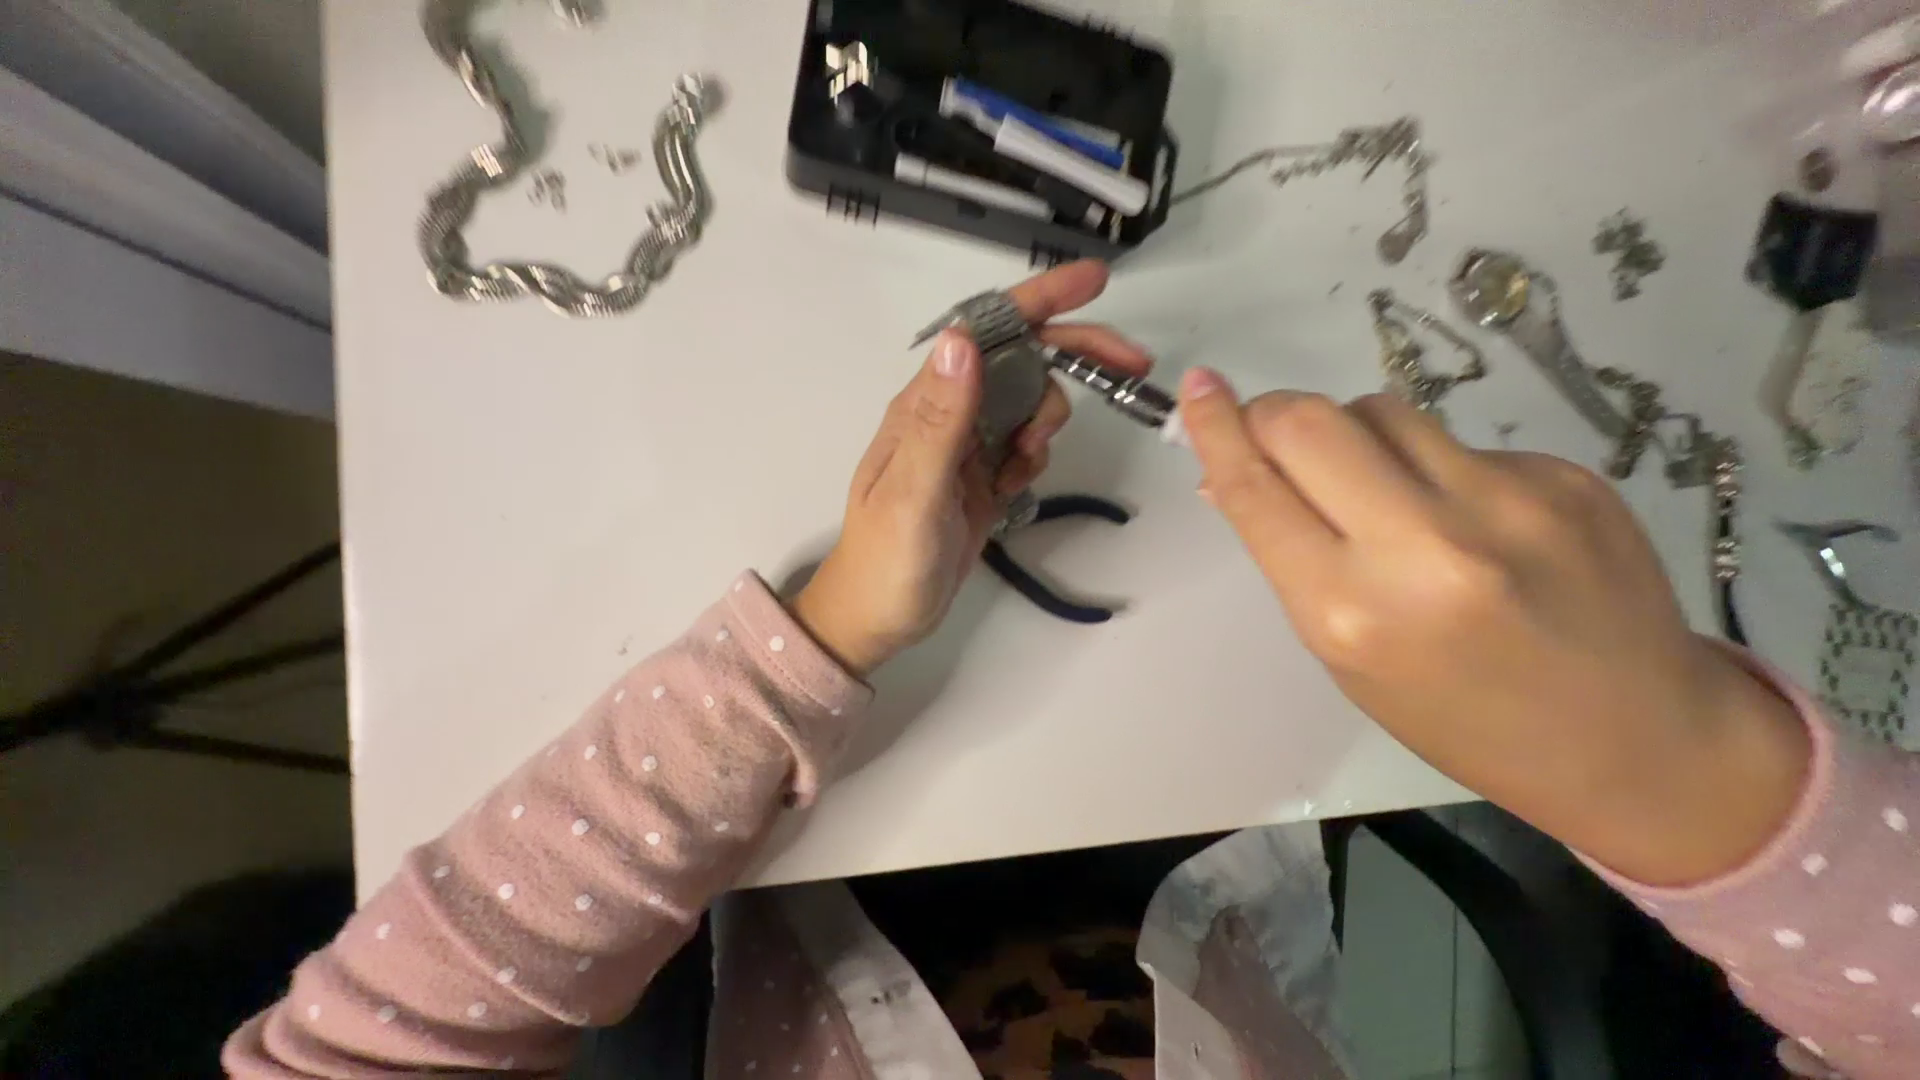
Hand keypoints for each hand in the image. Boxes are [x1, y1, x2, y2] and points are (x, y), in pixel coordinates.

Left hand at [792, 261, 1151, 677]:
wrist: (880, 616)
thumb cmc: (887, 560)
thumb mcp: (914, 494)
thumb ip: (940, 421)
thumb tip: (962, 340)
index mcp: (926, 404)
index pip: (987, 332)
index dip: (1039, 301)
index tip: (1095, 282)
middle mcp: (950, 413)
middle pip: (1022, 360)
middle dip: (1075, 354)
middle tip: (1132, 366)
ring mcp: (969, 445)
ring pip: (1030, 403)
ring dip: (1047, 423)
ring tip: (1022, 467)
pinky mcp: (983, 476)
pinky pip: (1026, 446)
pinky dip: (1035, 458)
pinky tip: (1015, 487)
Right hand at [1179, 370, 1810, 885]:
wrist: (1639, 741)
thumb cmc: (1460, 718)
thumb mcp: (1348, 654)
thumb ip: (1292, 558)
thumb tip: (1236, 479)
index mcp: (1352, 611)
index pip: (1258, 490)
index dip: (1216, 430)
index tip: (1197, 386)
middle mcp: (1424, 546)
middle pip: (1312, 422)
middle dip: (1272, 415)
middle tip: (1271, 433)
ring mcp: (1505, 501)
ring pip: (1382, 410)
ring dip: (1350, 434)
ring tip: (1375, 485)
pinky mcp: (1566, 475)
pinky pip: (1455, 441)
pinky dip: (1430, 465)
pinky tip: (1467, 517)